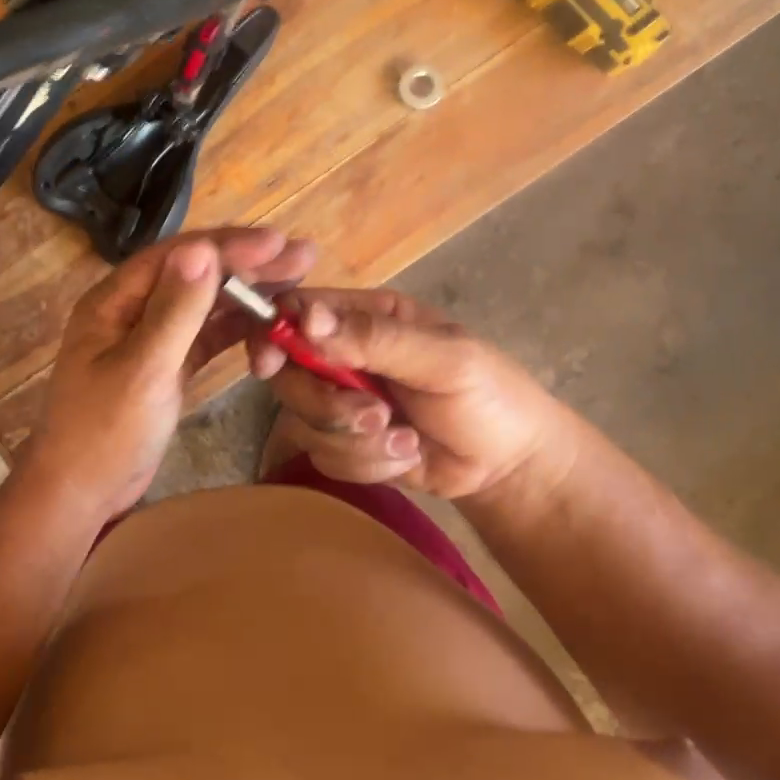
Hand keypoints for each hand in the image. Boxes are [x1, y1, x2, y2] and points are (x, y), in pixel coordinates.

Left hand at [25, 228, 316, 519]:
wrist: (82, 489)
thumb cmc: (104, 431)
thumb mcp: (143, 369)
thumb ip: (175, 311)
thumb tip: (202, 249)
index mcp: (113, 302)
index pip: (176, 257)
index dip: (228, 246)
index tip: (279, 243)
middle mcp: (129, 312)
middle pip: (193, 276)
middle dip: (246, 266)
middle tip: (304, 258)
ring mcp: (146, 341)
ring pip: (202, 307)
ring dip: (245, 297)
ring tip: (296, 287)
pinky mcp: (163, 369)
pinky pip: (203, 339)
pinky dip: (234, 332)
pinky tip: (268, 327)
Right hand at [252, 289, 579, 499]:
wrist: (510, 467)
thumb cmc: (490, 397)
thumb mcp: (444, 360)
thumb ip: (375, 339)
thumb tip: (306, 319)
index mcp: (364, 317)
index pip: (294, 312)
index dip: (272, 335)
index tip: (269, 364)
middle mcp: (340, 356)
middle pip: (287, 376)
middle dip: (328, 406)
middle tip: (376, 417)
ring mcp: (336, 402)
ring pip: (303, 422)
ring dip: (357, 441)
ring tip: (408, 442)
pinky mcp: (339, 444)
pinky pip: (323, 456)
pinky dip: (367, 464)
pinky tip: (406, 457)